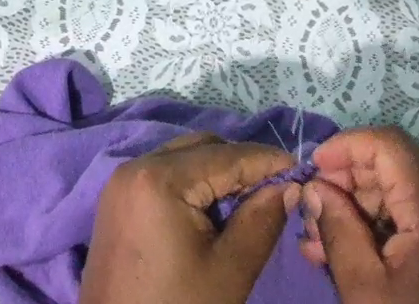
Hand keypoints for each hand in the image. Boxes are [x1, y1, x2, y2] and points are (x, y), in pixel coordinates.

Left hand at [82, 132, 294, 303]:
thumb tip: (289, 185)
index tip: (302, 173)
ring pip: (184, 158)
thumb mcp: (229, 270)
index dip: (269, 162)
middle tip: (275, 194)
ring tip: (247, 205)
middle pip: (204, 148)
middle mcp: (136, 166)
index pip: (229, 156)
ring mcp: (122, 183)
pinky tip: (212, 213)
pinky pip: (164, 174)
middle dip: (242, 166)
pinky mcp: (117, 201)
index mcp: (161, 178)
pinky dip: (192, 184)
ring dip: (218, 174)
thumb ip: (263, 218)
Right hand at [289, 126, 418, 303]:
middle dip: (348, 179)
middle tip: (310, 209)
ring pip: (404, 191)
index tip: (310, 168)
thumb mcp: (365, 290)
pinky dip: (383, 225)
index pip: (390, 146)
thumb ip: (337, 229)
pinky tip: (348, 249)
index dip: (347, 146)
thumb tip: (314, 187)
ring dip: (360, 204)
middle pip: (397, 166)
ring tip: (318, 237)